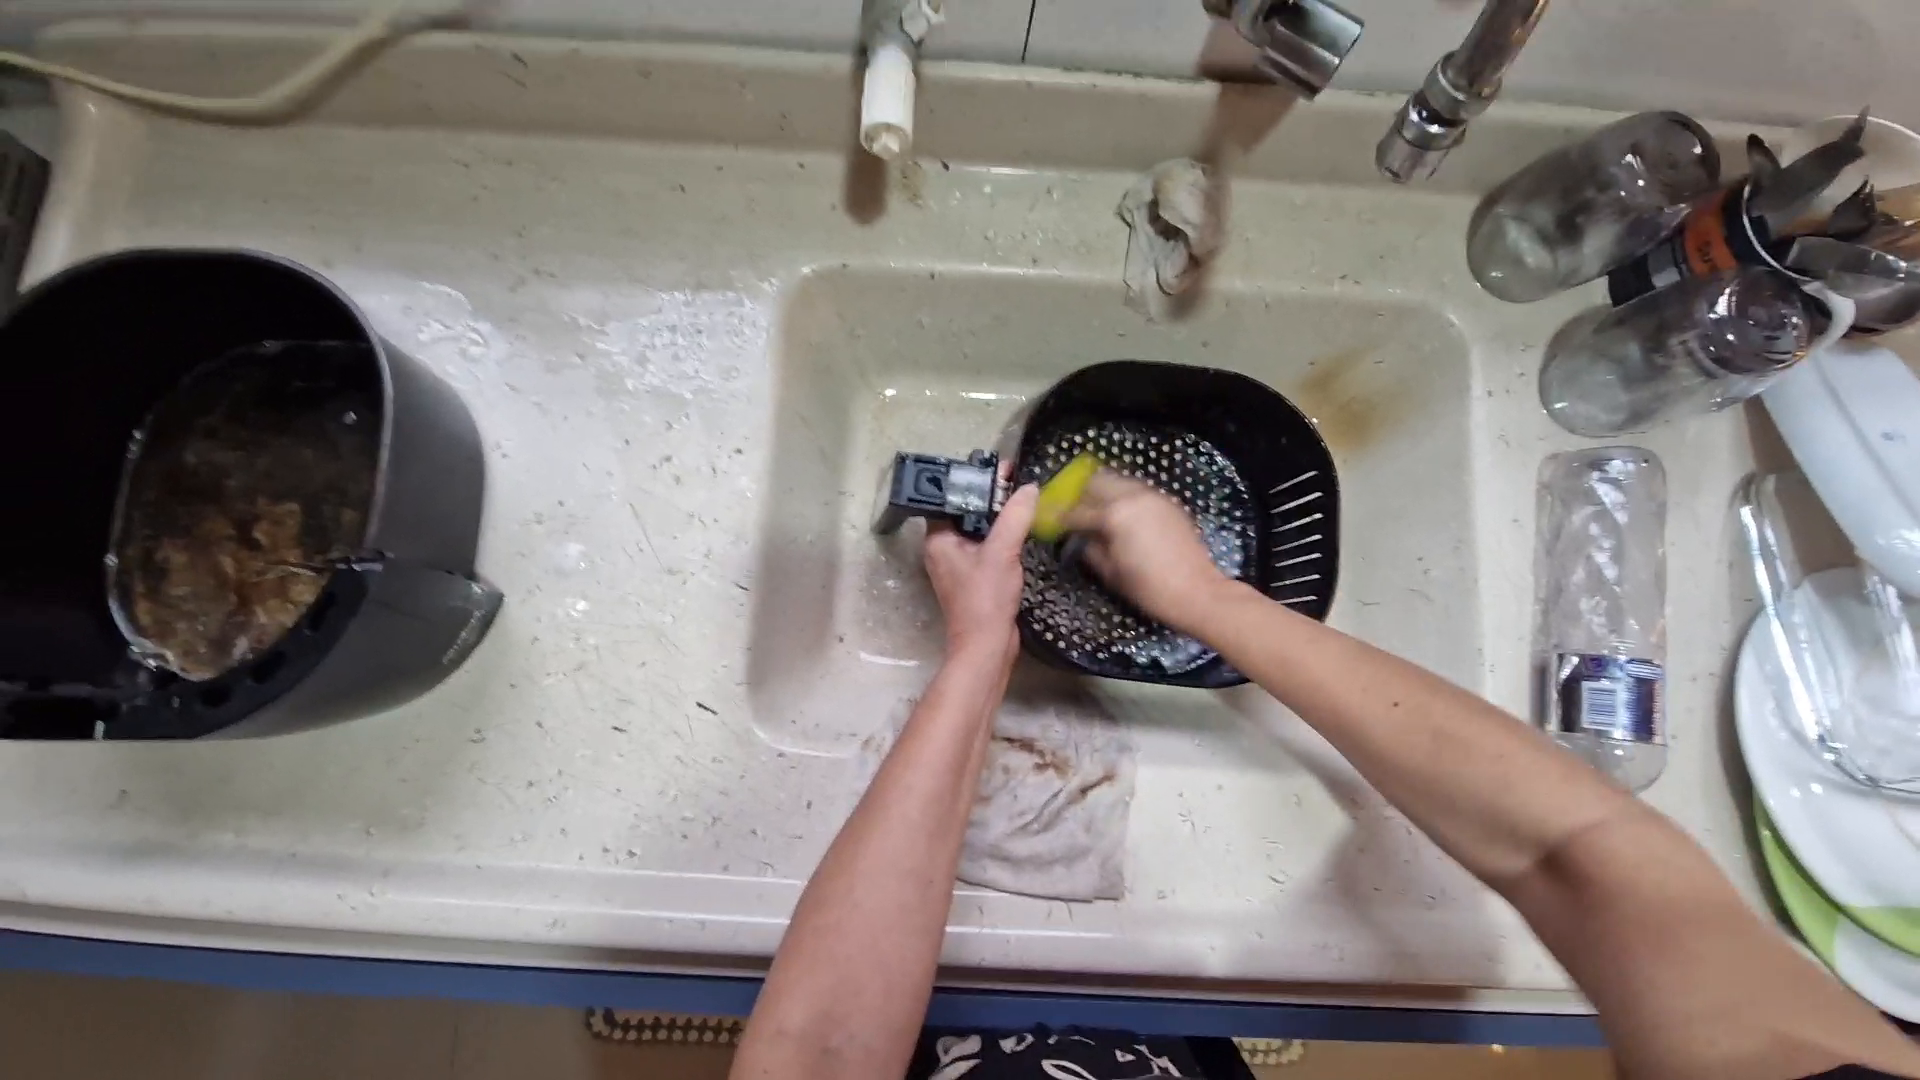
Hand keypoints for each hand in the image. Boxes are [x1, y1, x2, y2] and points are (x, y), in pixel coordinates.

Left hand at [923, 483, 1038, 662]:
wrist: (987, 646)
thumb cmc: (985, 599)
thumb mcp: (1002, 552)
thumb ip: (1014, 517)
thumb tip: (1029, 488)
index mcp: (938, 539)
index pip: (949, 498)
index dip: (973, 481)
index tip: (999, 470)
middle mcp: (943, 549)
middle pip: (966, 512)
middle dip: (990, 497)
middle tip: (1015, 481)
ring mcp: (958, 564)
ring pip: (978, 530)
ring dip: (998, 517)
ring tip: (1022, 499)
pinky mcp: (974, 577)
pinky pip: (987, 547)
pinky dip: (1002, 537)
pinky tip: (1021, 529)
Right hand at [1059, 470, 1236, 633]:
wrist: (1198, 591)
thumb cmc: (1149, 588)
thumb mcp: (1111, 573)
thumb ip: (1091, 549)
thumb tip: (1080, 539)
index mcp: (1114, 515)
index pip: (1078, 511)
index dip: (1061, 518)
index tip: (1052, 521)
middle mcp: (1132, 496)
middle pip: (1097, 481)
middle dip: (1082, 494)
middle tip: (1076, 511)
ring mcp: (1153, 496)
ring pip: (1119, 481)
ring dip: (1105, 493)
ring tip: (1099, 512)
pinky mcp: (1168, 502)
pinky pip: (1138, 491)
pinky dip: (1125, 498)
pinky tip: (1124, 517)